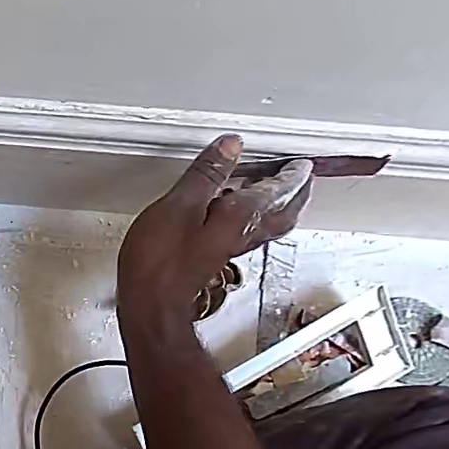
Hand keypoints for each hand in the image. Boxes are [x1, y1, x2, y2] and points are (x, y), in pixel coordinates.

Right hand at [118, 135, 313, 315]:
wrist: (149, 303)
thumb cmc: (161, 260)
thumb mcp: (179, 206)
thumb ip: (205, 175)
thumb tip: (229, 146)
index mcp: (240, 218)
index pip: (276, 190)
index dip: (288, 174)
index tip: (299, 164)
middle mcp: (240, 235)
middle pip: (281, 214)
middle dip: (293, 196)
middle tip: (298, 181)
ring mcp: (224, 250)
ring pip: (262, 226)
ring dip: (271, 209)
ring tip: (266, 194)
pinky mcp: (206, 259)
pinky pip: (238, 234)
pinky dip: (242, 221)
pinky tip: (223, 218)